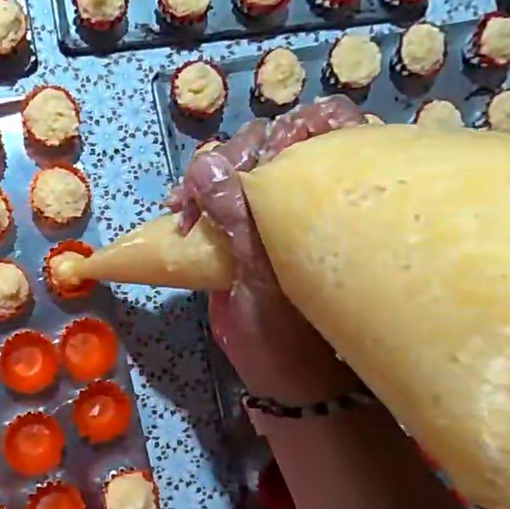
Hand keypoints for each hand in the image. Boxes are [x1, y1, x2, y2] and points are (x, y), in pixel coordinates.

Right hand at [169, 97, 366, 404]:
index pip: (321, 128)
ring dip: (203, 180)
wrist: (283, 380)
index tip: (240, 168)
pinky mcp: (239, 231)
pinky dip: (194, 198)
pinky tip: (177, 209)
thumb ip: (238, 220)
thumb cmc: (287, 335)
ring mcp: (270, 214)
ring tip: (179, 208)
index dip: (283, 131)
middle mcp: (304, 198)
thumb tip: (206, 163)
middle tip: (195, 200)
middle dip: (226, 161)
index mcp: (332, 200)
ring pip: (236, 169)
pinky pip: (217, 198)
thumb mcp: (260, 279)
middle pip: (267, 144)